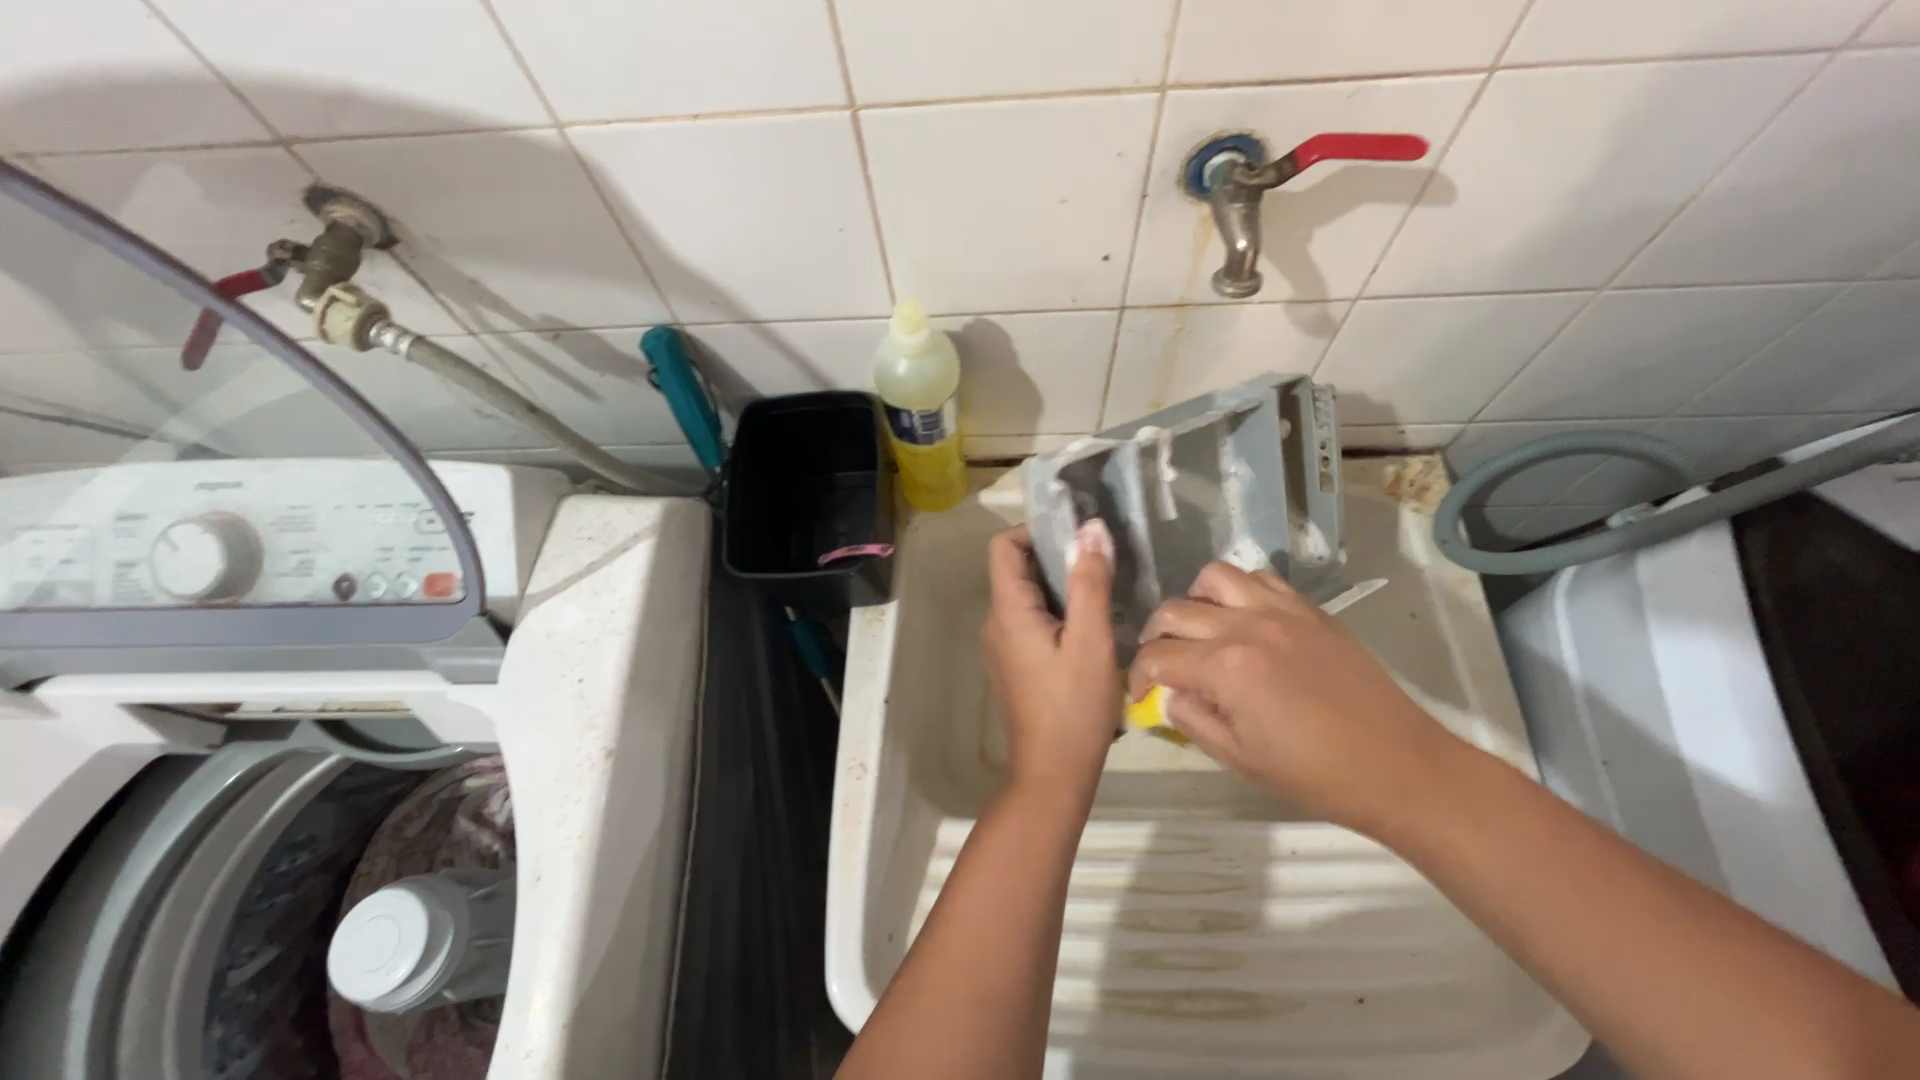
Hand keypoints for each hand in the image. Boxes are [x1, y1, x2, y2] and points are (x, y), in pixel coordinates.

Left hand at [982, 522, 1119, 794]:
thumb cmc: (1074, 706)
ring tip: (1102, 593)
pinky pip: (1030, 623)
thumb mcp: (1091, 639)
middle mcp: (995, 623)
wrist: (1053, 772)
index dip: (1036, 531)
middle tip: (1102, 562)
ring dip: (1060, 588)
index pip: (1004, 546)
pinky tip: (1090, 629)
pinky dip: (1056, 614)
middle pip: (1017, 570)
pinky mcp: (1013, 665)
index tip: (1077, 536)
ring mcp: (1001, 647)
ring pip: (1027, 598)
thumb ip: (1090, 582)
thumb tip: (1091, 527)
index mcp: (1008, 611)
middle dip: (1056, 558)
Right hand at [1130, 562, 1457, 832]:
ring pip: (1214, 577)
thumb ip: (1192, 720)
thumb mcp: (1239, 759)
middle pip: (1174, 611)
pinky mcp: (1309, 610)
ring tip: (1201, 630)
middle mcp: (1247, 626)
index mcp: (1225, 668)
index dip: (1137, 676)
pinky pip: (1260, 578)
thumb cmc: (1314, 774)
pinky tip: (1243, 621)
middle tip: (1161, 665)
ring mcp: (1281, 611)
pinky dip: (1239, 591)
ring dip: (1194, 602)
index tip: (1140, 694)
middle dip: (1154, 638)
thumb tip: (1169, 695)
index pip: (1156, 657)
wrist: (1397, 765)